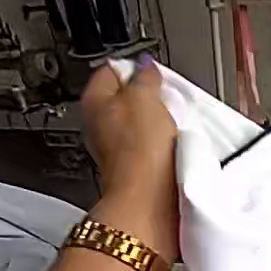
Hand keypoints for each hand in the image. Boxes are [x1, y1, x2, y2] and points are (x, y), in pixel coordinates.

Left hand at [82, 59, 179, 261]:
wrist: (153, 200)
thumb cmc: (140, 153)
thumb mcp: (144, 97)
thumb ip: (144, 78)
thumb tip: (146, 69)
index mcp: (94, 101)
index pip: (112, 71)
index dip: (135, 69)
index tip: (154, 73)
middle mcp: (101, 127)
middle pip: (128, 102)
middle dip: (150, 101)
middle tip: (168, 103)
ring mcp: (121, 153)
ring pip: (143, 129)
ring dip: (161, 128)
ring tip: (175, 130)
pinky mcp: (141, 174)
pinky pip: (155, 153)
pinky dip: (167, 150)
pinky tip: (177, 153)